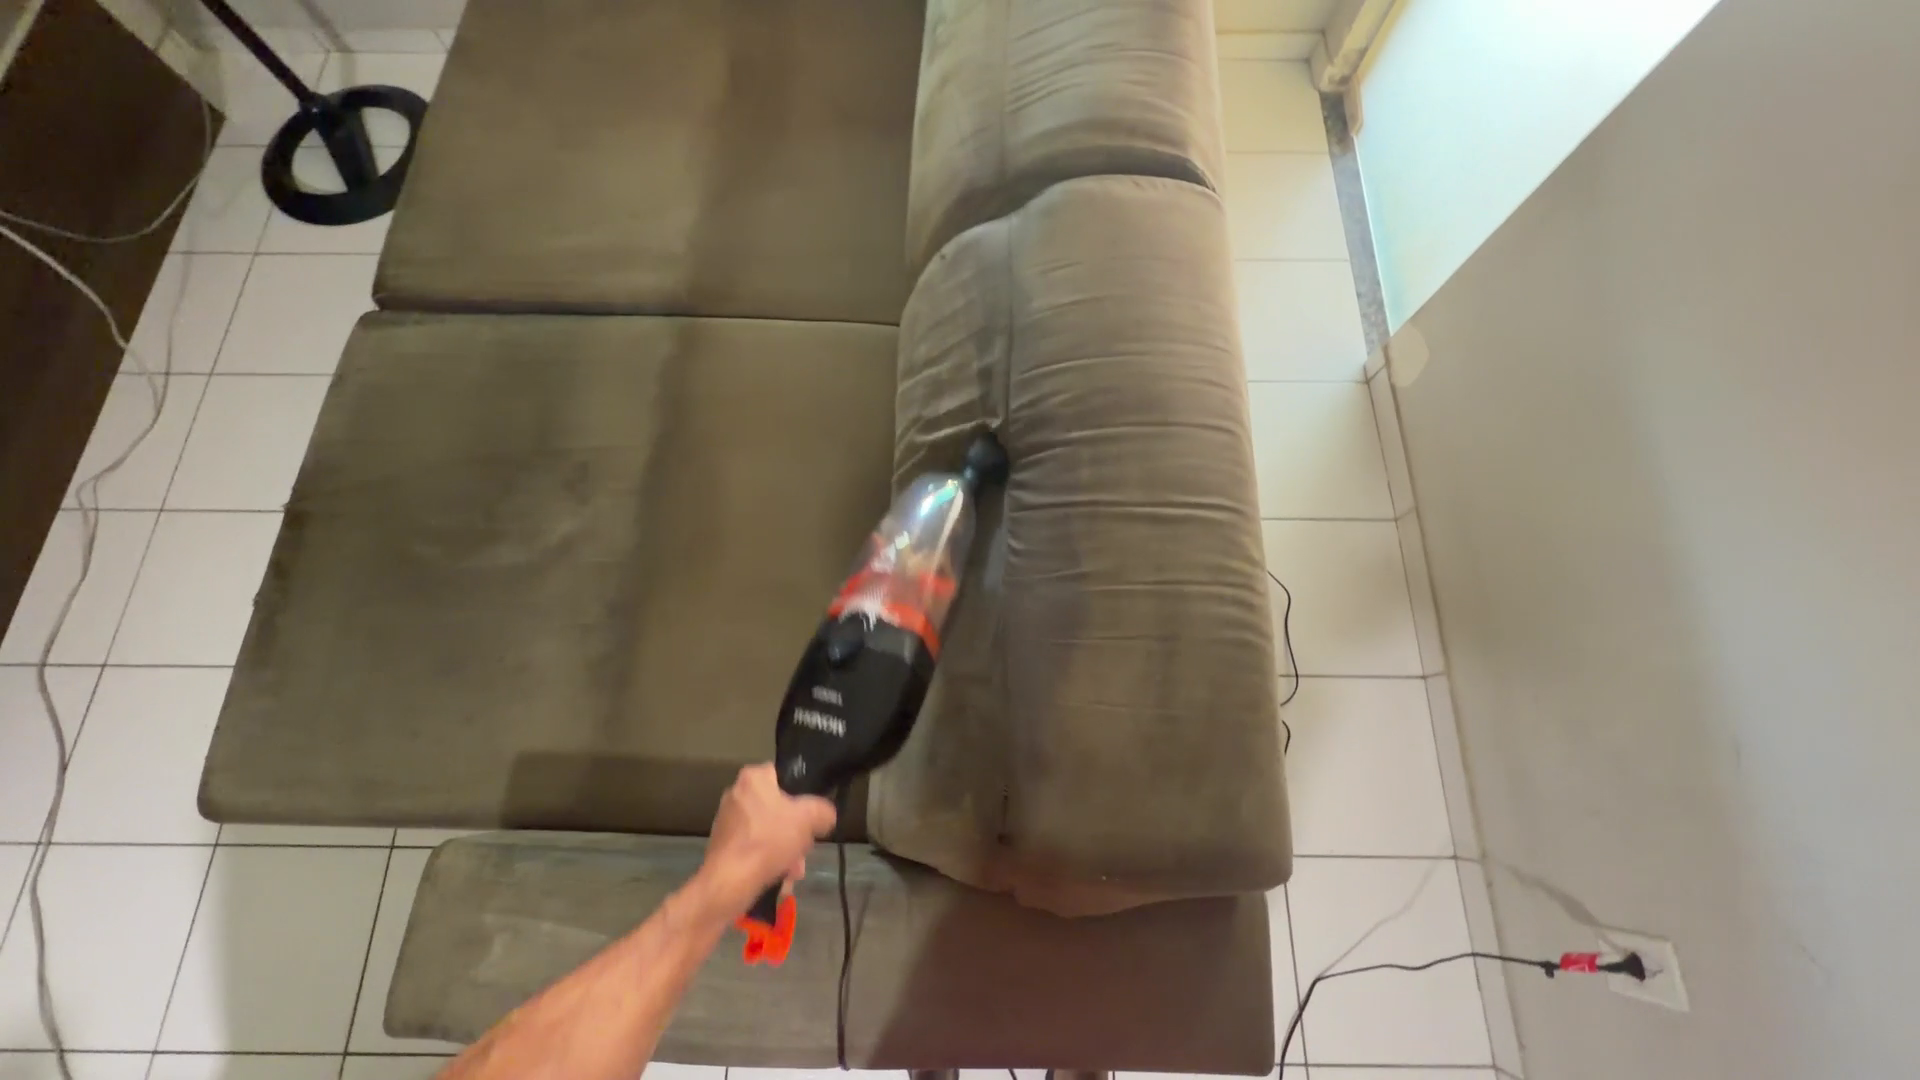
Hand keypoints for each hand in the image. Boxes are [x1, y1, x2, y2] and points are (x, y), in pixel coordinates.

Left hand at [692, 765, 837, 918]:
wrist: (730, 881)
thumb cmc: (768, 840)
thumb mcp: (809, 819)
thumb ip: (823, 811)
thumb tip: (825, 815)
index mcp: (753, 777)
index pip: (783, 774)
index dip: (801, 793)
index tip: (810, 813)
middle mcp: (736, 794)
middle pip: (777, 808)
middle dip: (794, 832)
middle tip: (804, 848)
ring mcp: (726, 821)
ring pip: (767, 831)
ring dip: (784, 849)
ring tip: (794, 869)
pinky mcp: (722, 845)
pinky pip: (754, 847)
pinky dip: (767, 859)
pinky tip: (780, 876)